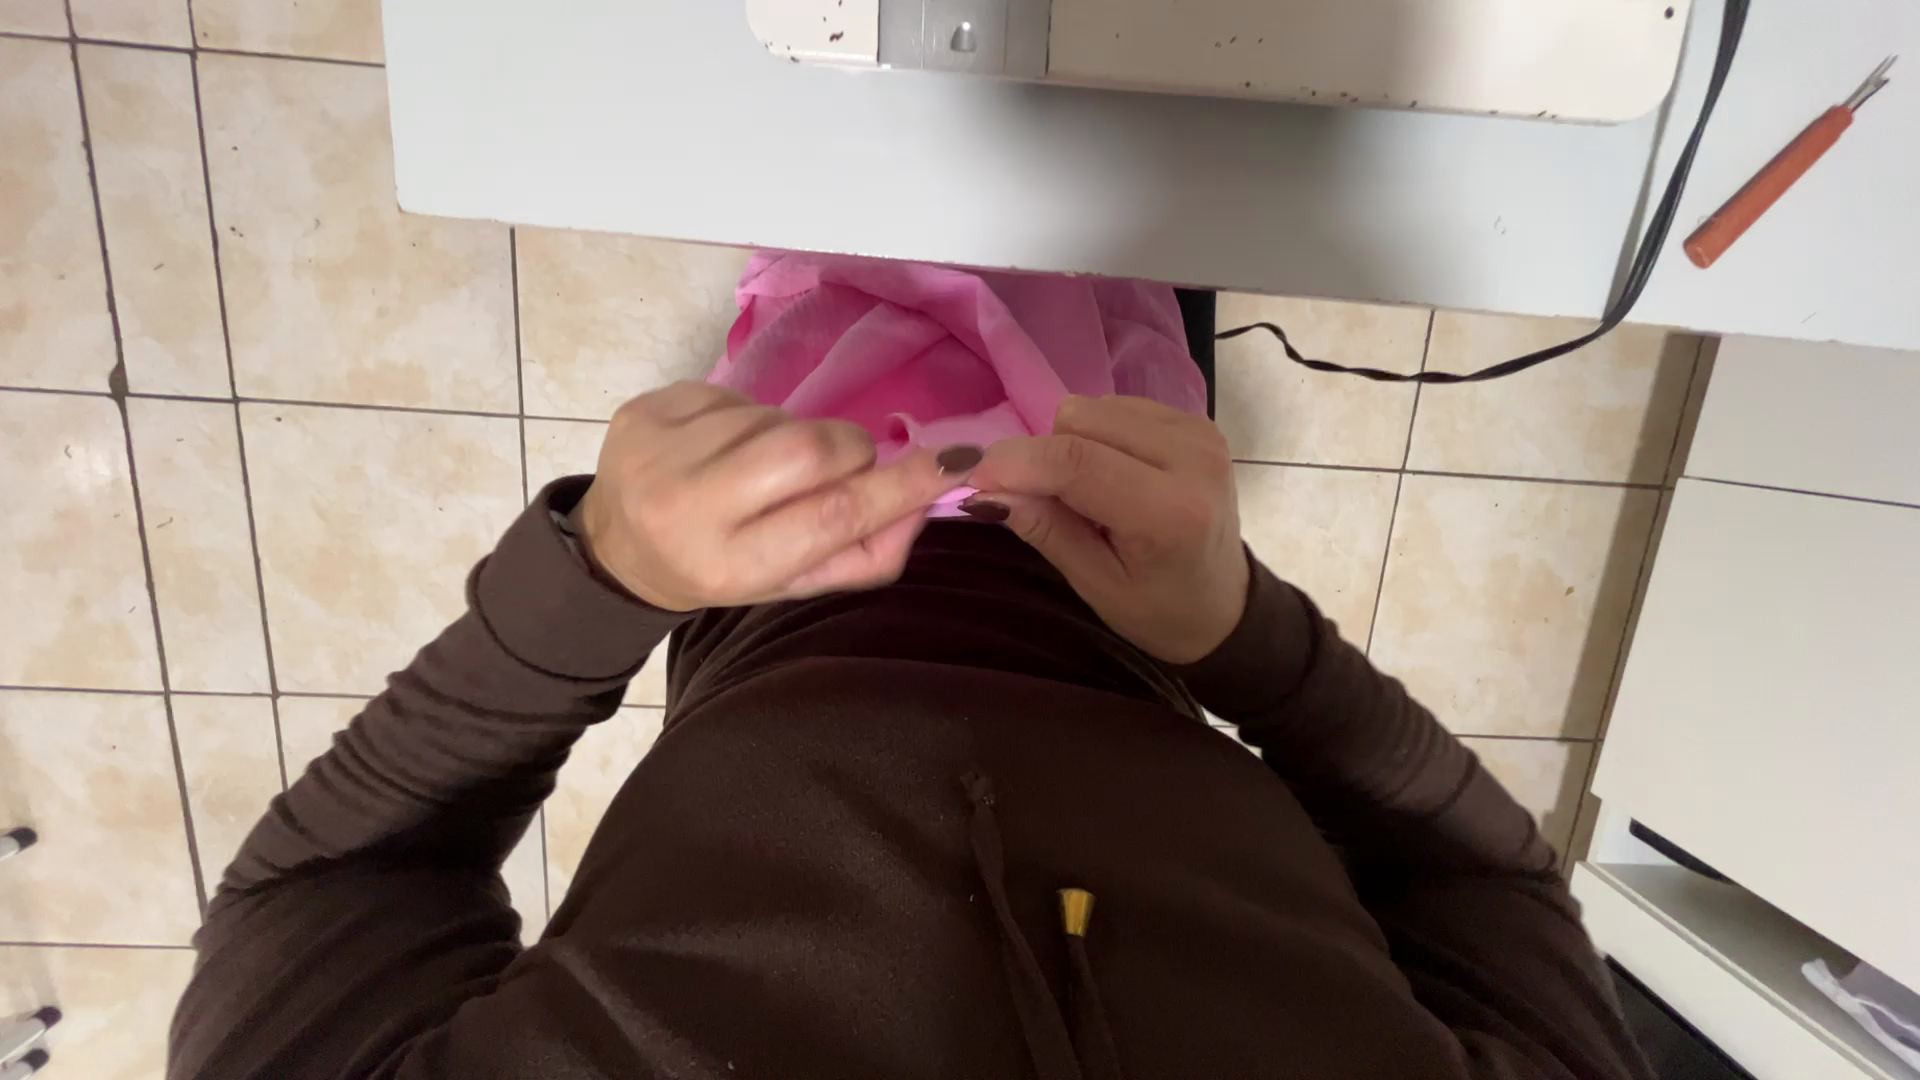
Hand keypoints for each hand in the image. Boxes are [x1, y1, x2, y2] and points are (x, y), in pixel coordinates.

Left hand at [572, 382, 979, 610]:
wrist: (621, 549)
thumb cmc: (724, 571)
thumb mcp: (796, 582)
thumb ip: (865, 553)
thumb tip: (925, 501)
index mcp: (729, 565)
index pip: (832, 517)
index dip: (900, 487)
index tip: (953, 461)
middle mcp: (686, 506)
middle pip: (808, 448)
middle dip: (849, 448)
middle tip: (844, 465)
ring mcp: (660, 449)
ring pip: (777, 416)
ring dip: (794, 436)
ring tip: (764, 468)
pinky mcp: (645, 408)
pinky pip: (739, 396)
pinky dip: (754, 419)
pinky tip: (730, 446)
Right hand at [962, 395, 1249, 663]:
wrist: (1225, 607)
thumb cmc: (1158, 611)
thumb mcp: (1095, 584)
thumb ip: (1044, 528)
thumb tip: (985, 489)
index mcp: (1170, 512)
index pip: (1077, 462)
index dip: (1015, 463)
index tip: (974, 477)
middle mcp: (1191, 457)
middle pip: (1078, 421)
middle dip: (1045, 456)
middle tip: (1050, 502)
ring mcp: (1199, 431)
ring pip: (1093, 407)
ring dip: (1071, 444)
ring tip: (1089, 492)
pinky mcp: (1196, 421)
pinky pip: (1116, 407)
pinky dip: (1097, 436)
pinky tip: (1114, 474)